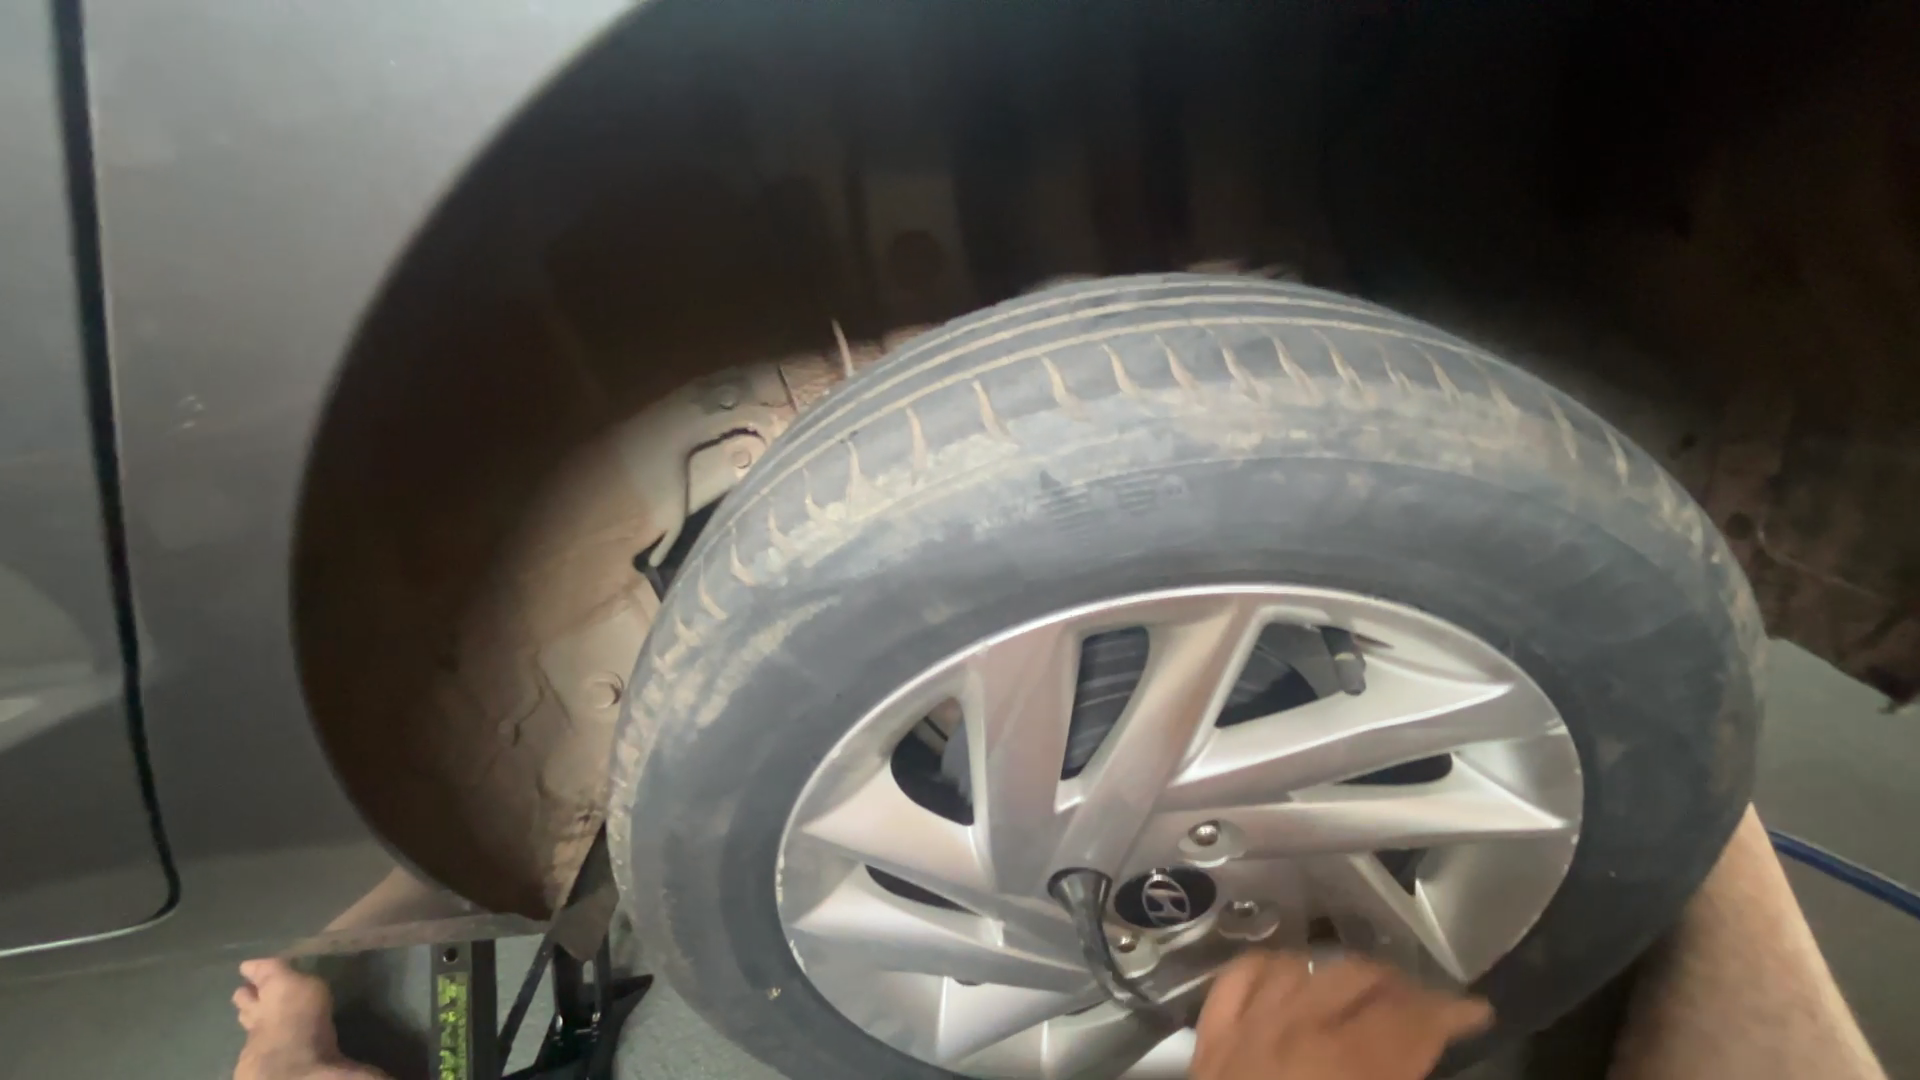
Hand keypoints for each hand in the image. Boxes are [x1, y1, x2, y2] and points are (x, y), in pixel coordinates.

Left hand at [1191, 951, 1493, 1079]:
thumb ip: (1398, 1079)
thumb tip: (1411, 1070)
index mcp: (1349, 1066)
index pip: (1408, 1019)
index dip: (1448, 1012)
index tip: (1475, 1014)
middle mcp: (1296, 1029)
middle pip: (1353, 979)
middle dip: (1398, 987)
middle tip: (1425, 1007)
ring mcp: (1246, 1026)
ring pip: (1298, 969)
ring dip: (1336, 975)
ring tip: (1363, 993)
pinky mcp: (1209, 1037)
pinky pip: (1239, 977)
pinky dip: (1268, 969)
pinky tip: (1287, 978)